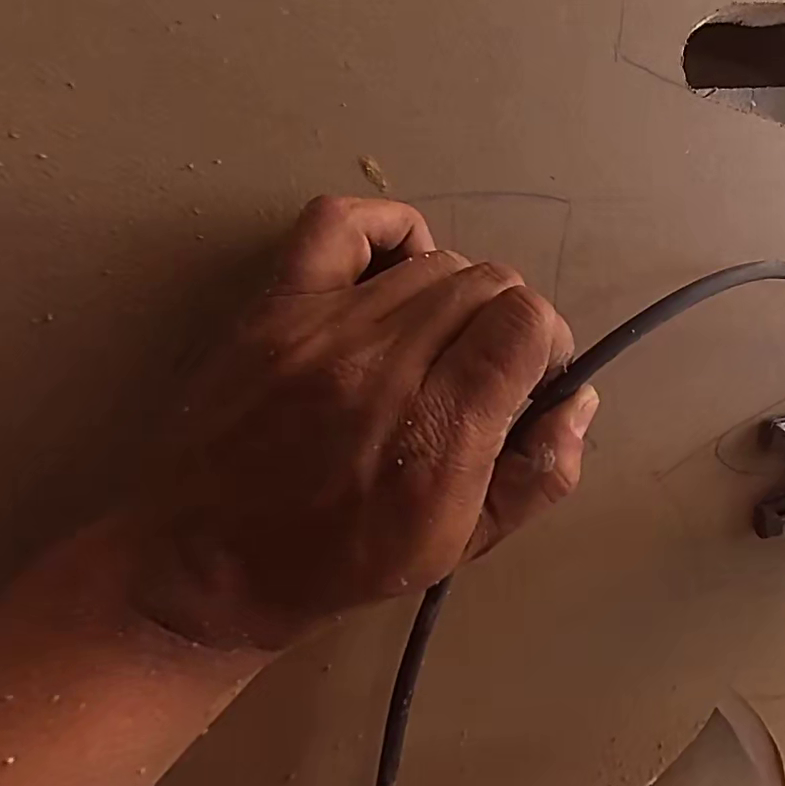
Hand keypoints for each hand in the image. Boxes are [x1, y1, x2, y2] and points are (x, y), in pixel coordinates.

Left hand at [118, 196, 598, 651]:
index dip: (548, 341)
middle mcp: (384, 367)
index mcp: (440, 434)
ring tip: (442, 339)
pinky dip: (393, 233)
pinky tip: (401, 276)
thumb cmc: (347, 562)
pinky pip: (345, 221)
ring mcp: (322, 327)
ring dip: (462, 295)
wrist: (206, 564)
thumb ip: (543, 474)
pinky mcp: (274, 305)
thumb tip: (578, 398)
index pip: (525, 322)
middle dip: (510, 321)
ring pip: (438, 259)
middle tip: (488, 367)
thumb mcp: (467, 544)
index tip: (534, 376)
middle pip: (489, 283)